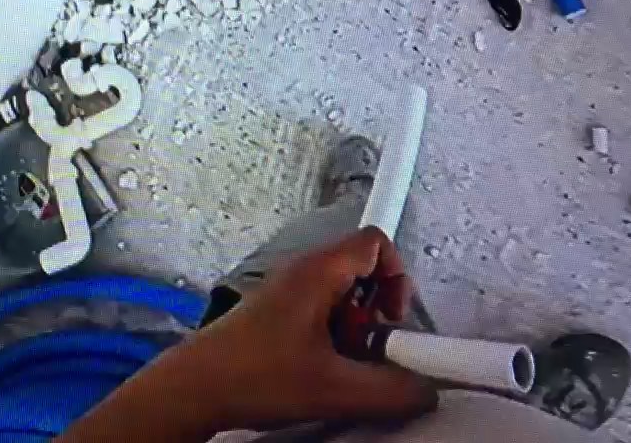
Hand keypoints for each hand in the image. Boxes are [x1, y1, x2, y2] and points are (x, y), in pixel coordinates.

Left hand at [164, 227, 438, 429]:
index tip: (395, 321)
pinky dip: (337, 338)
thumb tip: (427, 386)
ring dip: (358, 331)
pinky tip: (325, 370)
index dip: (398, 277)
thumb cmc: (255, 373)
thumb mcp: (339, 388)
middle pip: (364, 271)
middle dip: (380, 314)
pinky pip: (326, 313)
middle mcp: (303, 271)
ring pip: (346, 297)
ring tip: (343, 365)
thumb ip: (396, 387)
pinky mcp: (282, 311)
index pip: (374, 242)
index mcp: (316, 271)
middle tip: (369, 349)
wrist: (202, 383)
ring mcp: (290, 290)